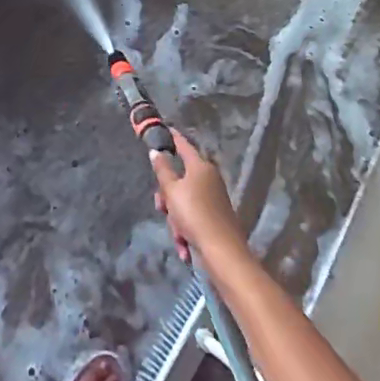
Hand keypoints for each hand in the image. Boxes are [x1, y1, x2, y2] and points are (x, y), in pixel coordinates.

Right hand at [150, 133, 244, 262]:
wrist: (223, 252)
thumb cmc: (194, 214)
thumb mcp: (171, 191)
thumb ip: (162, 170)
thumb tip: (156, 151)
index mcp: (200, 167)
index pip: (183, 145)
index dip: (172, 137)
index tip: (164, 128)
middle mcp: (209, 179)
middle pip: (179, 179)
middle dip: (167, 195)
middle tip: (161, 207)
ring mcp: (214, 198)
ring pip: (184, 201)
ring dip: (175, 218)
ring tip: (177, 234)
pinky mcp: (215, 217)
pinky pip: (193, 217)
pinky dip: (186, 230)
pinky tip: (184, 246)